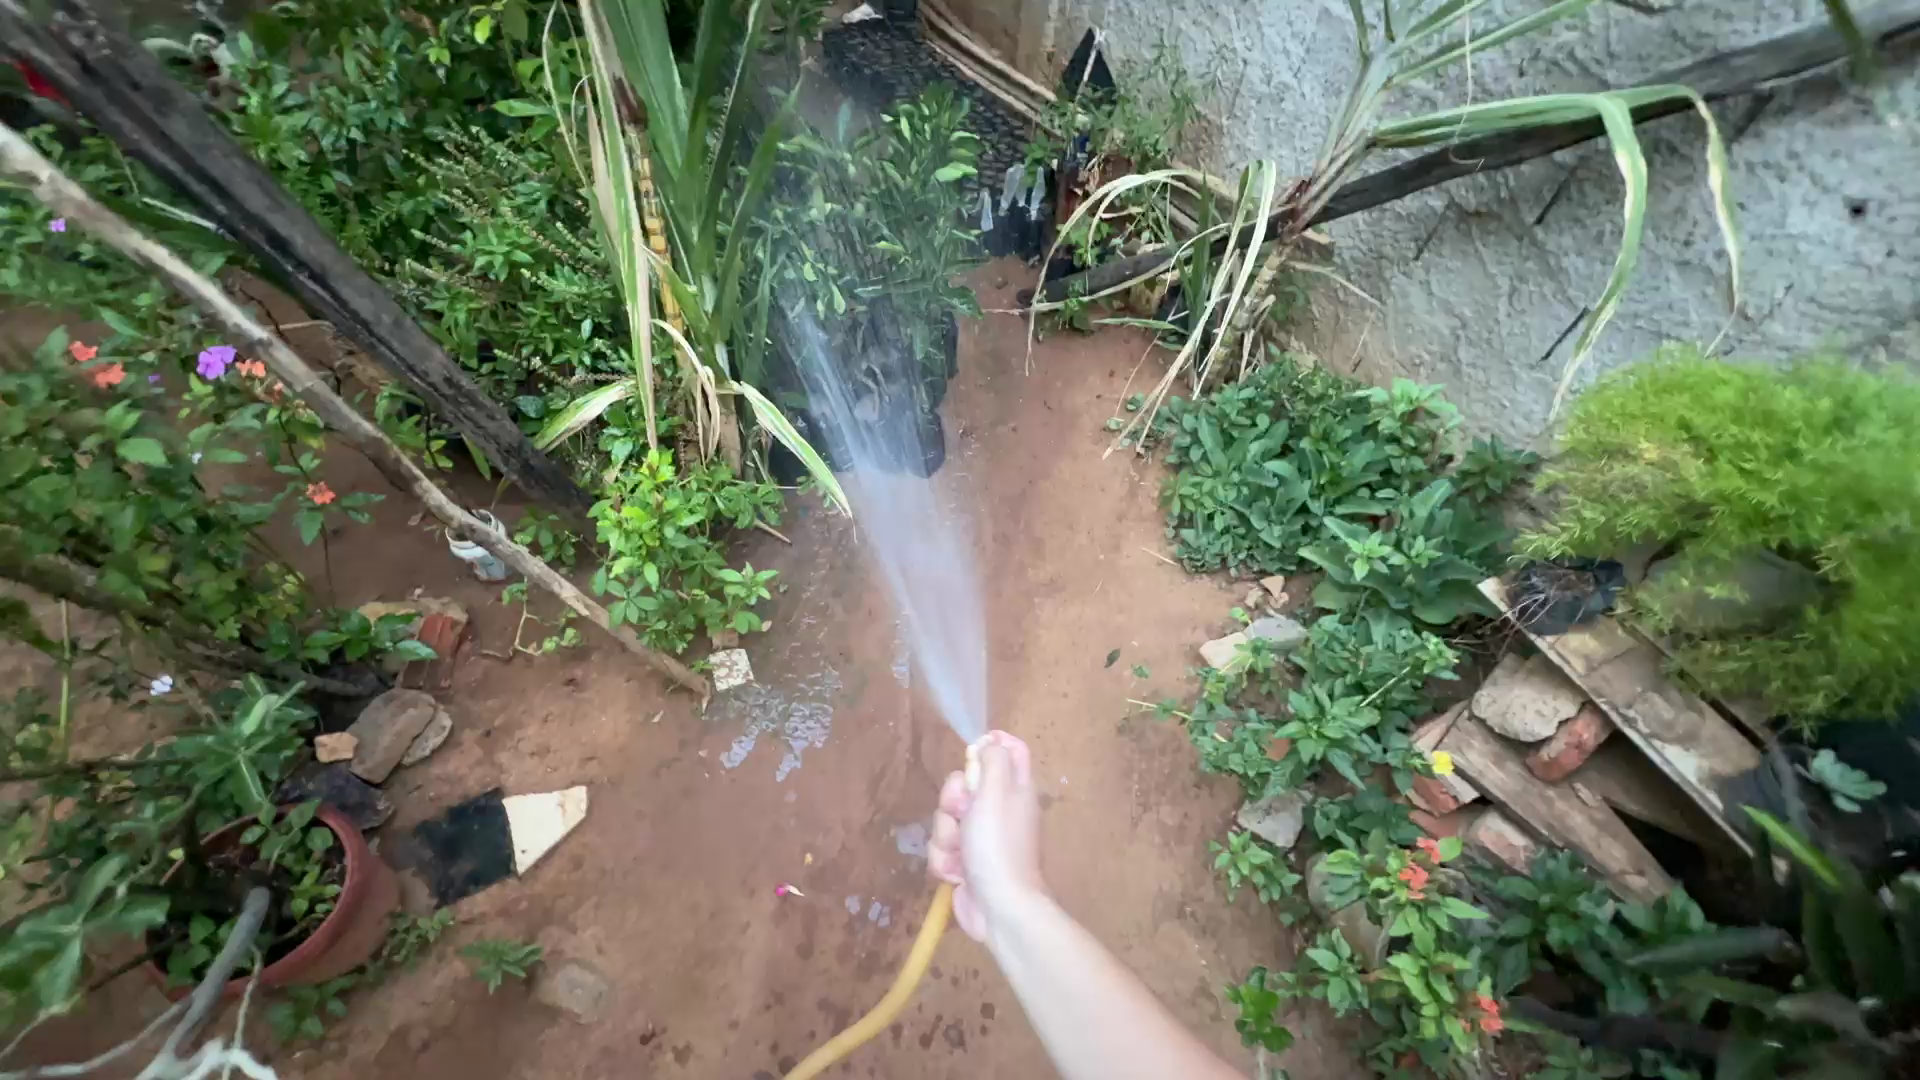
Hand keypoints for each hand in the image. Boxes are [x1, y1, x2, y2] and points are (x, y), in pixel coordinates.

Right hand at [927, 730, 1045, 940]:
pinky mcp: (965, 861)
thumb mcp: (996, 792)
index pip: (1009, 749)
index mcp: (1016, 788)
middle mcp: (999, 808)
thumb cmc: (999, 845)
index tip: (971, 754)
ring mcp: (981, 836)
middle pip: (965, 783)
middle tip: (961, 812)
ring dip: (946, 835)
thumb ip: (992, 760)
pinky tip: (956, 872)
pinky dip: (944, 859)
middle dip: (952, 798)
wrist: (999, 908)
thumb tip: (988, 742)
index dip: (989, 745)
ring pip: (947, 817)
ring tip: (959, 851)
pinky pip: (942, 846)